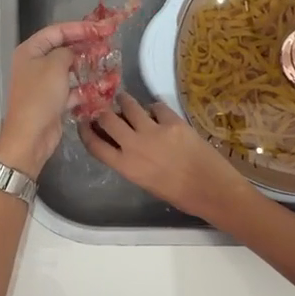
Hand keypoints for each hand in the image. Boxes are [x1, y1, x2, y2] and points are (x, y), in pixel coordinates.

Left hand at [0, 20, 109, 176]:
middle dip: (85, 47)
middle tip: (107, 44)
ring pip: (69, 70)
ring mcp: (44, 84)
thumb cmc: (40, 96)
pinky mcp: (53, 101)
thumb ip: (67, 52)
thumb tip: (72, 54)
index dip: (79, 27)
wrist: (31, 135)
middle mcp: (35, 64)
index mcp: (30, 51)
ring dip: (87, 67)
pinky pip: (72, 89)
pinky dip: (85, 88)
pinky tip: (102, 87)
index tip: (101, 28)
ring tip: (107, 63)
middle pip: (63, 49)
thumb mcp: (55, 66)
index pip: (56, 31)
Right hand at [80, 94, 251, 220]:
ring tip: (124, 100)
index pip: (95, 145)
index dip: (86, 131)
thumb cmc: (179, 195)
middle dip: (103, 111)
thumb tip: (124, 145)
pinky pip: (157, 107)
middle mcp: (134, 146)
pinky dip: (153, 107)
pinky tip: (156, 111)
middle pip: (108, 119)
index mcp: (126, 166)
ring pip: (130, 107)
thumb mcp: (146, 183)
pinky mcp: (173, 122)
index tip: (84, 122)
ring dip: (124, 102)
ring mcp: (154, 131)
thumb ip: (131, 163)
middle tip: (104, 107)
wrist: (211, 189)